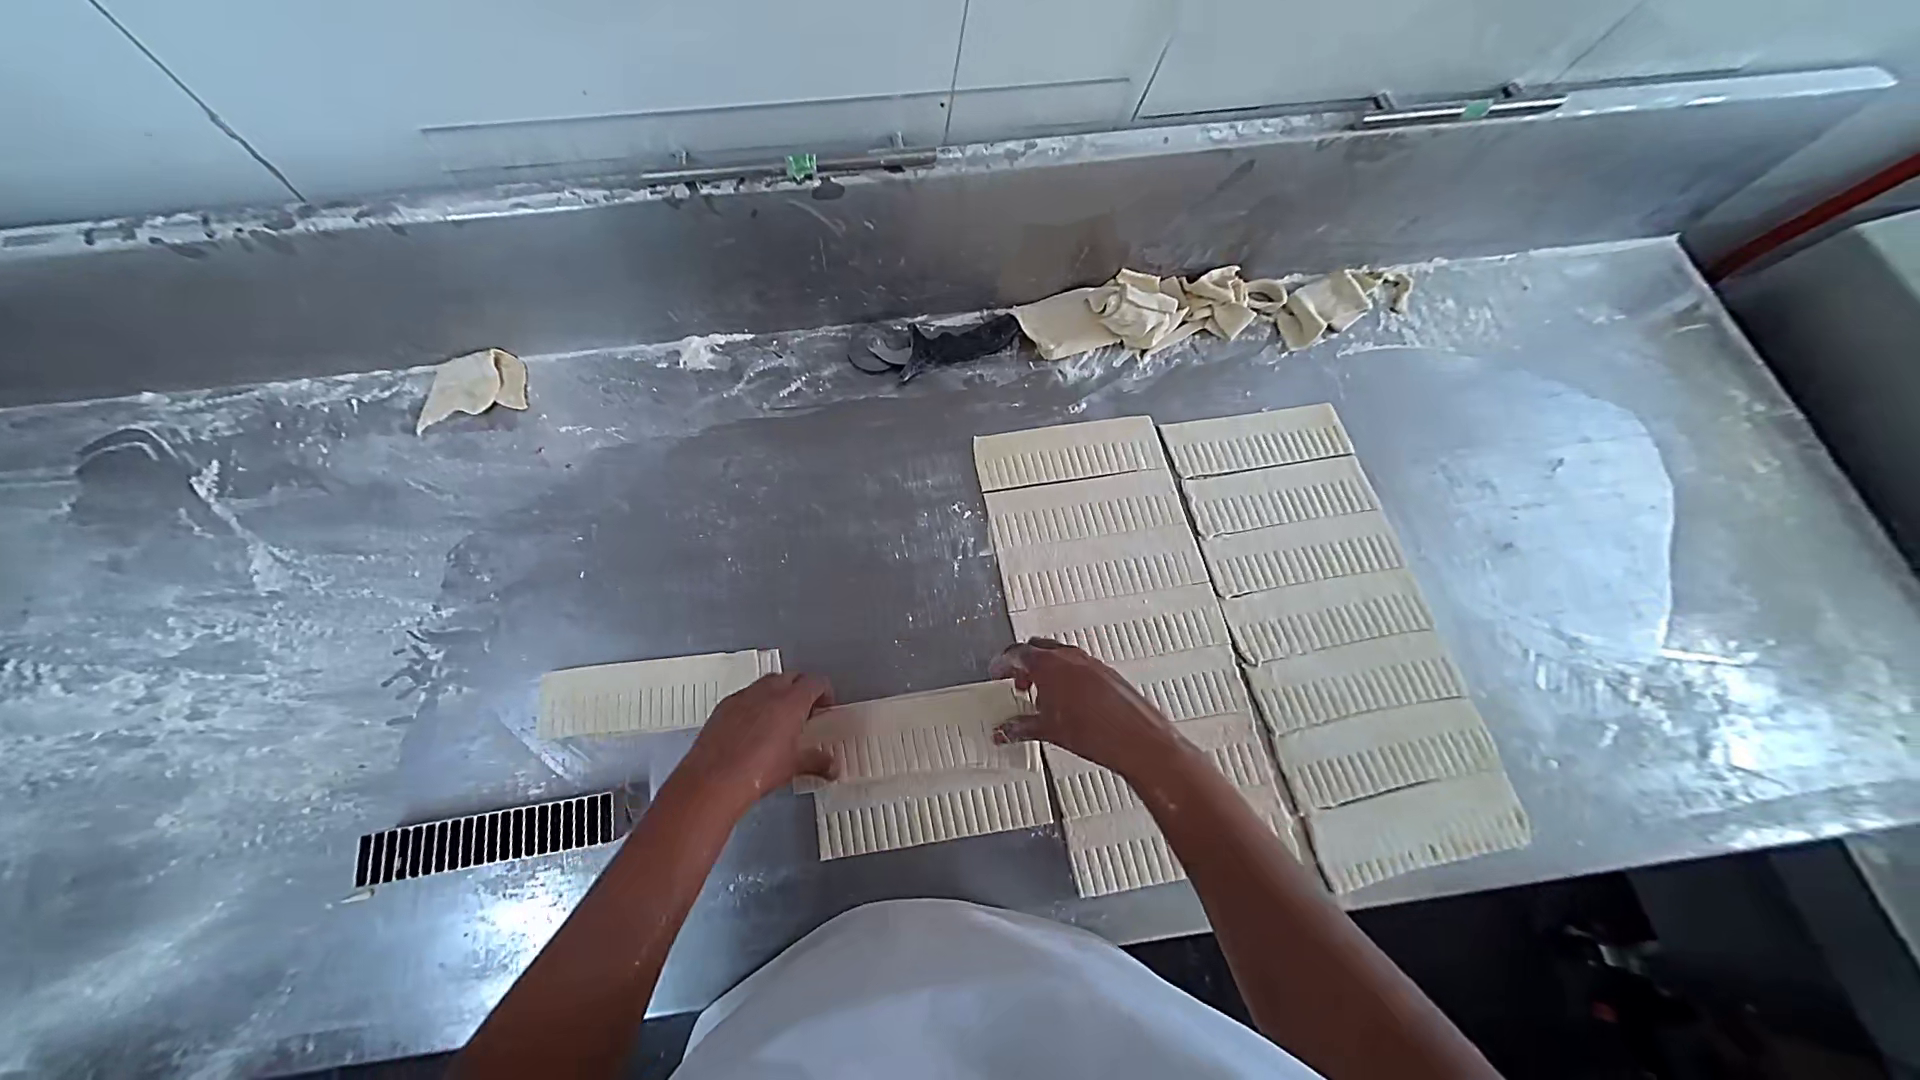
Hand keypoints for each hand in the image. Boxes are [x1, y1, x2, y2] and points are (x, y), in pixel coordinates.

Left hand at [669, 673, 837, 814]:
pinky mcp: (724, 707)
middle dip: (801, 689)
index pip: (816, 682)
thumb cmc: (754, 771)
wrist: (713, 781)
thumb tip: (829, 766)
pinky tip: (753, 726)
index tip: (825, 704)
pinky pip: (745, 696)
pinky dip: (754, 703)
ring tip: (779, 717)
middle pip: (792, 676)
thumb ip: (817, 761)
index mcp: (791, 701)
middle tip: (805, 709)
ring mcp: (743, 697)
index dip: (824, 691)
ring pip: (767, 683)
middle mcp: (767, 692)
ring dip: (777, 693)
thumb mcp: (794, 766)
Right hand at [989, 639, 1197, 783]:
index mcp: (1048, 664)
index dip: (1003, 663)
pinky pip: (1078, 665)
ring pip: (1058, 656)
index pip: (1016, 653)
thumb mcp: (1047, 730)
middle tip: (1017, 682)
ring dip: (1045, 670)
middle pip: (1037, 649)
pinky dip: (1066, 676)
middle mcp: (1069, 657)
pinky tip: (1068, 701)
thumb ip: (1020, 727)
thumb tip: (1006, 730)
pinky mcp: (1105, 672)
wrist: (1136, 739)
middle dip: (1024, 664)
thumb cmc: (1097, 731)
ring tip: (1041, 696)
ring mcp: (1089, 662)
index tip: (997, 672)